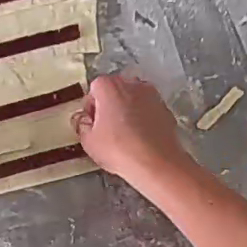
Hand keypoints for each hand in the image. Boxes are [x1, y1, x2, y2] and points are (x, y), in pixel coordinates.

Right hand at [74, 73, 194, 185]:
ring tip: (122, 135)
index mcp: (110, 87)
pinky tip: (138, 138)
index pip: (93, 88)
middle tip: (104, 128)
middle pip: (115, 90)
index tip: (90, 122)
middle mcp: (132, 85)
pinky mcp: (165, 108)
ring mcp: (152, 95)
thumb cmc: (119, 149)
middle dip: (108, 105)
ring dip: (126, 110)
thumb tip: (81, 118)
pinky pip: (147, 109)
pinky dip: (141, 118)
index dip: (90, 106)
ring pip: (132, 98)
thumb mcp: (88, 141)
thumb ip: (81, 124)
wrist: (155, 162)